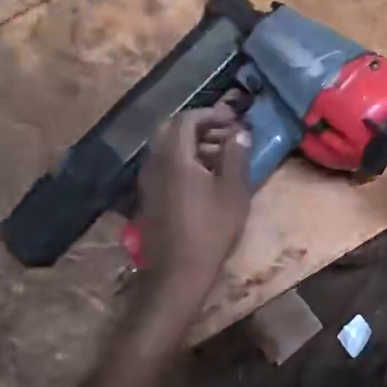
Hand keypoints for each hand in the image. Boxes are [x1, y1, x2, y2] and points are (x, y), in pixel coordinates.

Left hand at [135, 99, 252, 311]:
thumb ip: (236, 155)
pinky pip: (164, 166)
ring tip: (220, 156)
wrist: (178, 271)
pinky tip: (204, 178)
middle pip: (172, 130)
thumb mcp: (233, 191)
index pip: (187, 119)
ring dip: (193, 145)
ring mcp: (147, 181)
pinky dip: (183, 161)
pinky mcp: (148, 197)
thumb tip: (239, 132)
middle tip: (227, 135)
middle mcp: (154, 162)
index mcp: (174, 156)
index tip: (233, 121)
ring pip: (167, 149)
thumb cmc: (211, 229)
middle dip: (201, 127)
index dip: (211, 114)